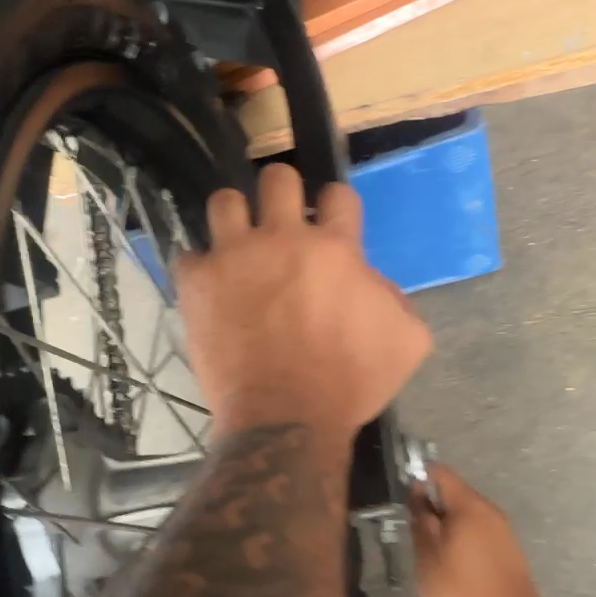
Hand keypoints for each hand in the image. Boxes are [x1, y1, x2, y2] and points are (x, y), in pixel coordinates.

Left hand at [178, 165, 431, 441]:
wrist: (287, 419)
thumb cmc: (349, 385)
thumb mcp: (406, 342)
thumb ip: (395, 298)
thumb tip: (373, 283)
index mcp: (335, 248)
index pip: (336, 194)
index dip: (334, 206)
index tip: (328, 225)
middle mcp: (282, 238)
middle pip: (277, 177)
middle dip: (281, 194)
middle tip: (280, 223)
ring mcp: (234, 257)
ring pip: (224, 202)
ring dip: (234, 219)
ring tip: (237, 245)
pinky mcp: (198, 283)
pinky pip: (189, 256)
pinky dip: (200, 270)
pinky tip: (209, 288)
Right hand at [410, 464, 551, 596]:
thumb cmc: (461, 592)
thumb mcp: (428, 557)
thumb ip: (422, 521)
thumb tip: (418, 493)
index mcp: (469, 506)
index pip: (441, 473)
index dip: (419, 478)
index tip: (404, 499)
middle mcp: (490, 511)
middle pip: (456, 495)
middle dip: (432, 508)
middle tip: (415, 537)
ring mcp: (504, 532)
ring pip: (467, 517)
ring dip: (447, 528)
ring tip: (432, 557)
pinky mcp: (510, 552)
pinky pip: (480, 535)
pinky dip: (462, 542)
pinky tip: (454, 569)